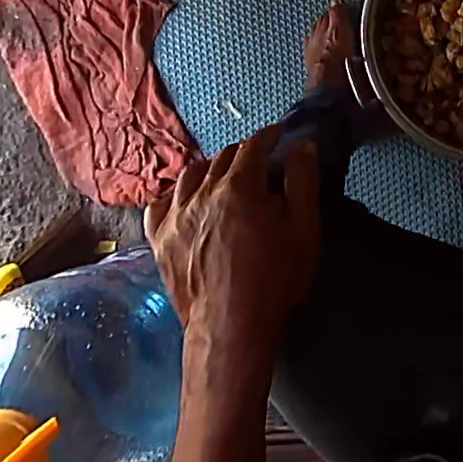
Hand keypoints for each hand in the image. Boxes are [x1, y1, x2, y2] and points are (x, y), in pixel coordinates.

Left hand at [145, 125, 321, 360]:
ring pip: (191, 174)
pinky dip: (173, 196)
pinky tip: (183, 201)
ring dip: (209, 170)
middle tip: (255, 164)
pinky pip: (160, 202)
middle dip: (242, 154)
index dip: (267, 137)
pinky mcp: (159, 236)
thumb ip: (303, 182)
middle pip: (222, 157)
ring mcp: (176, 212)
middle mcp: (203, 190)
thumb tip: (301, 147)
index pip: (253, 146)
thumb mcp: (303, 230)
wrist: (230, 326)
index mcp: (240, 185)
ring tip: (221, 179)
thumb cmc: (274, 279)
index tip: (276, 135)